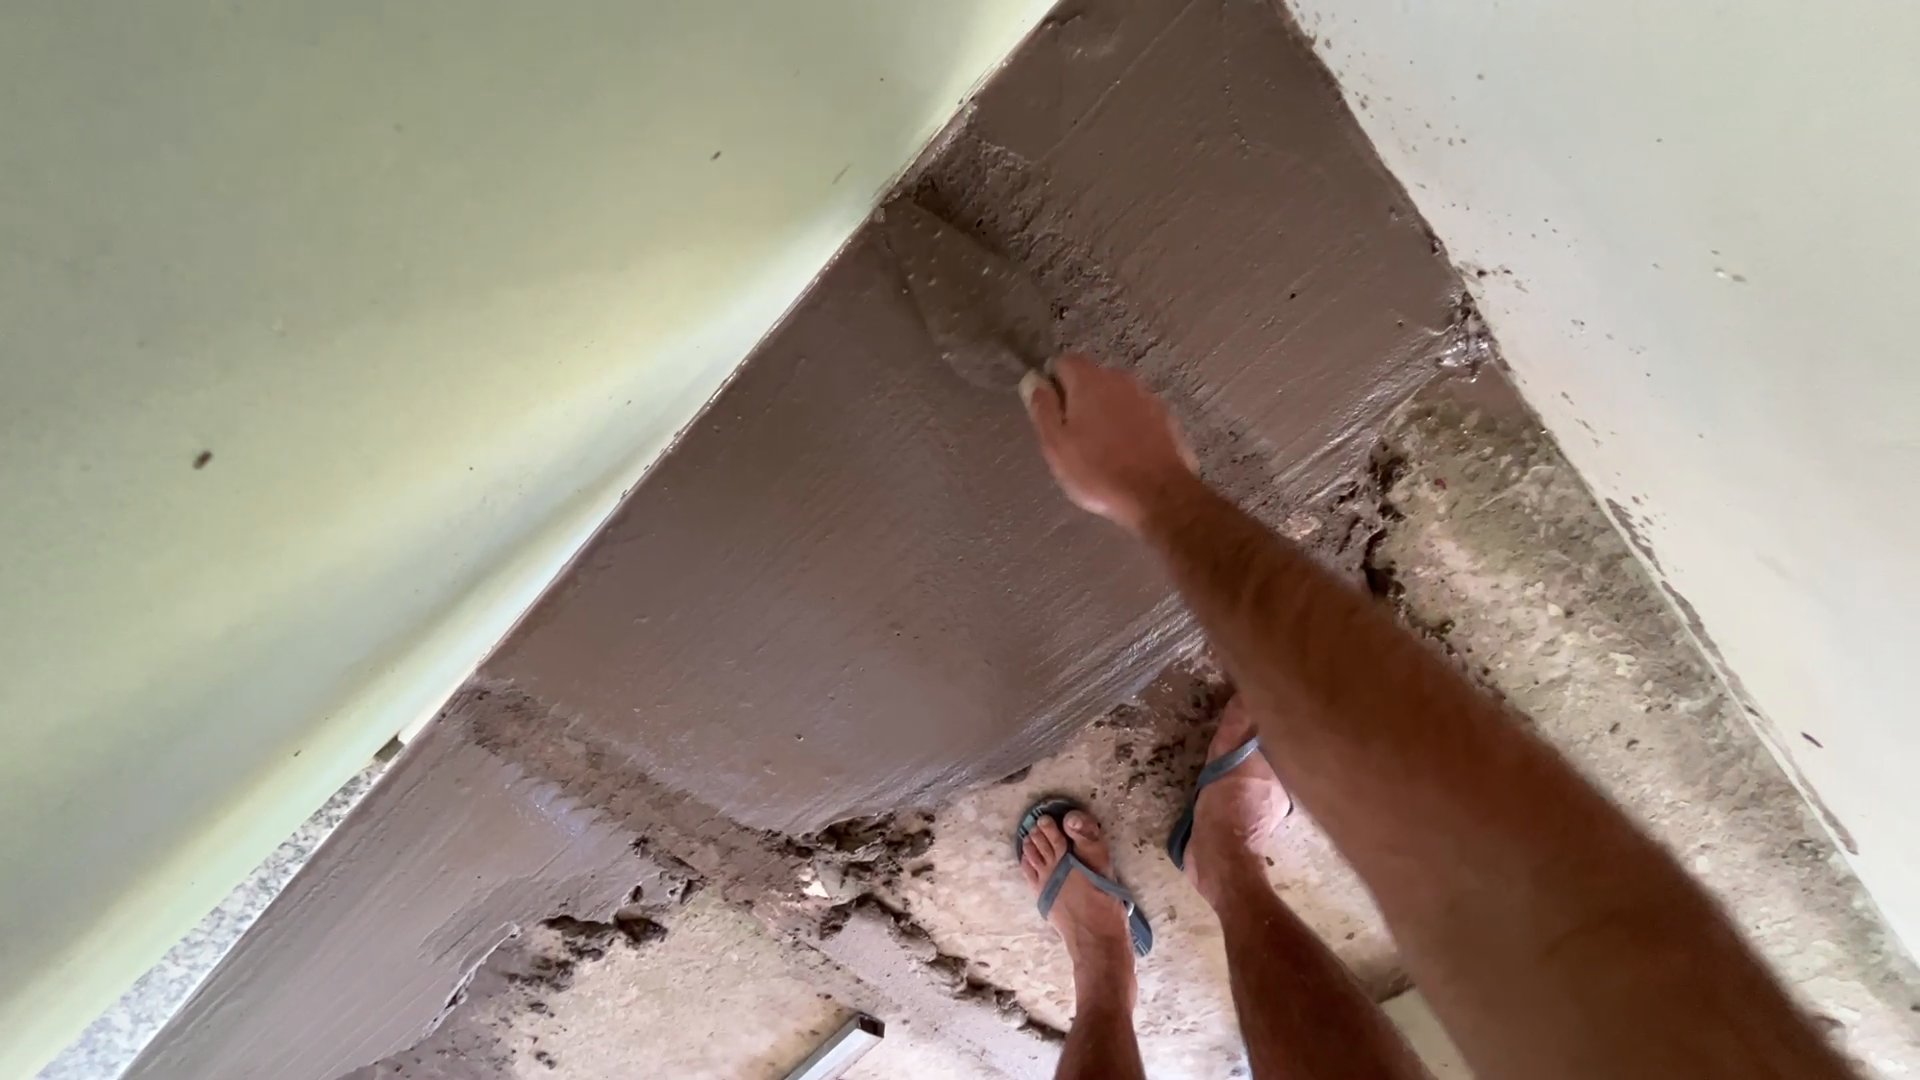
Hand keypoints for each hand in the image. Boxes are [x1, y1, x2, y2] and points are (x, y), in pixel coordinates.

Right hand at [1021, 354, 1199, 531]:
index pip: (1063, 362)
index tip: (1051, 412)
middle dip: (1079, 398)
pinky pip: (1136, 412)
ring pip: (1115, 395)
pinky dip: (1127, 424)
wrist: (1159, 494)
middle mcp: (1119, 378)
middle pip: (1091, 377)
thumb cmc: (1098, 471)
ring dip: (1104, 411)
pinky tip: (1125, 451)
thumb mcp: (1056, 445)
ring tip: (1100, 447)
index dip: (1052, 383)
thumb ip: (1042, 409)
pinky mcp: (1165, 416)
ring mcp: (1146, 396)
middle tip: (1072, 436)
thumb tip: (1032, 381)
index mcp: (1088, 380)